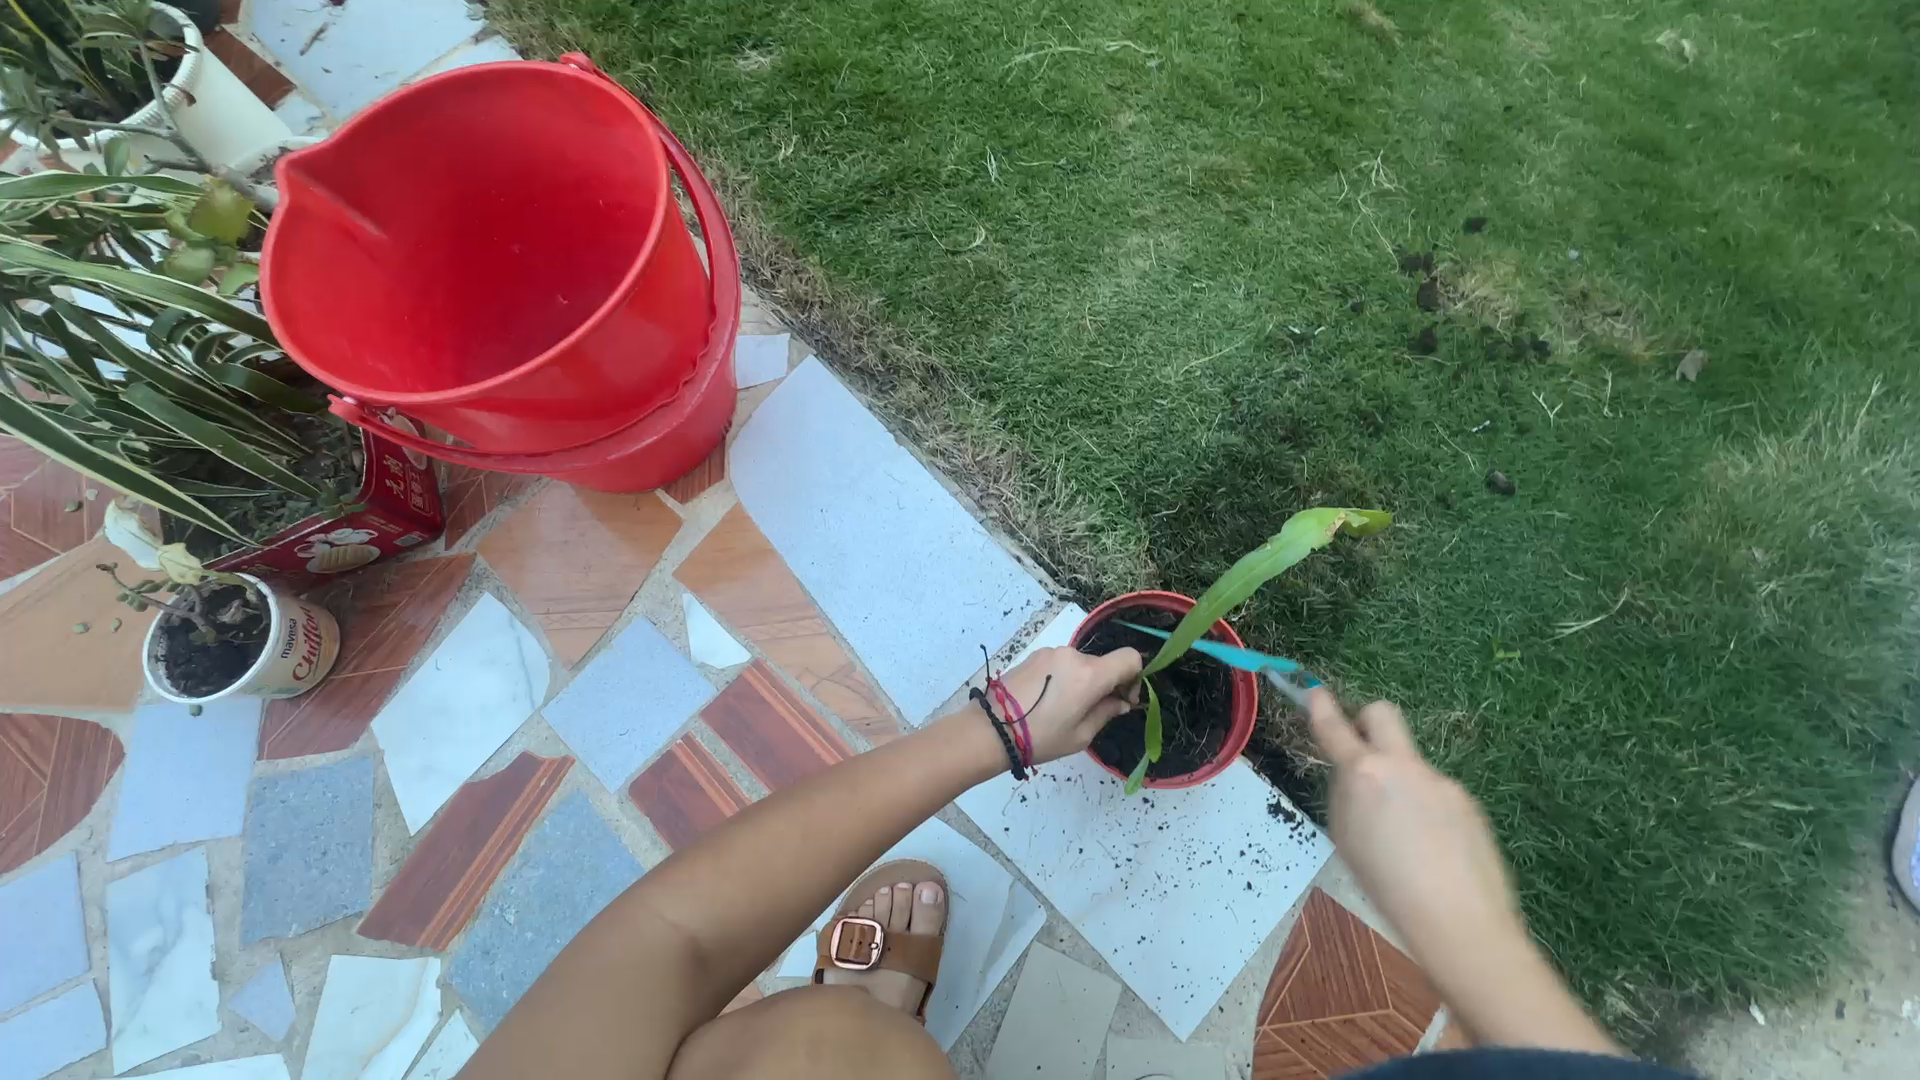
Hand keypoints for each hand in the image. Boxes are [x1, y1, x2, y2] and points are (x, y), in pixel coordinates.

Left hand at [995, 645, 1142, 764]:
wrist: (991, 728)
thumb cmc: (1041, 737)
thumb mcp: (1080, 735)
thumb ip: (1106, 712)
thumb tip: (1121, 702)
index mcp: (1089, 674)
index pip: (1130, 657)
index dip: (1134, 677)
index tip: (1123, 698)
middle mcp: (1072, 655)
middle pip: (1103, 663)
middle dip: (1105, 684)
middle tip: (1092, 711)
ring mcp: (1050, 652)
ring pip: (1080, 664)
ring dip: (1082, 681)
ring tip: (1063, 708)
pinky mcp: (1034, 655)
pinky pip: (1060, 664)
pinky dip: (1063, 677)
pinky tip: (1046, 700)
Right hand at [1305, 689, 1523, 967]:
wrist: (1459, 921)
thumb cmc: (1386, 884)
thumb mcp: (1345, 836)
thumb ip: (1346, 795)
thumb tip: (1353, 779)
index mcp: (1363, 773)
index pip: (1334, 728)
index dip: (1320, 706)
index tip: (1315, 691)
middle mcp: (1402, 766)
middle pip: (1382, 714)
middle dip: (1366, 721)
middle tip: (1361, 750)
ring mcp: (1440, 781)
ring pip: (1410, 765)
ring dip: (1399, 783)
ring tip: (1404, 838)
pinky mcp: (1468, 802)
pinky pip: (1435, 794)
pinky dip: (1426, 811)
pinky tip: (1432, 850)